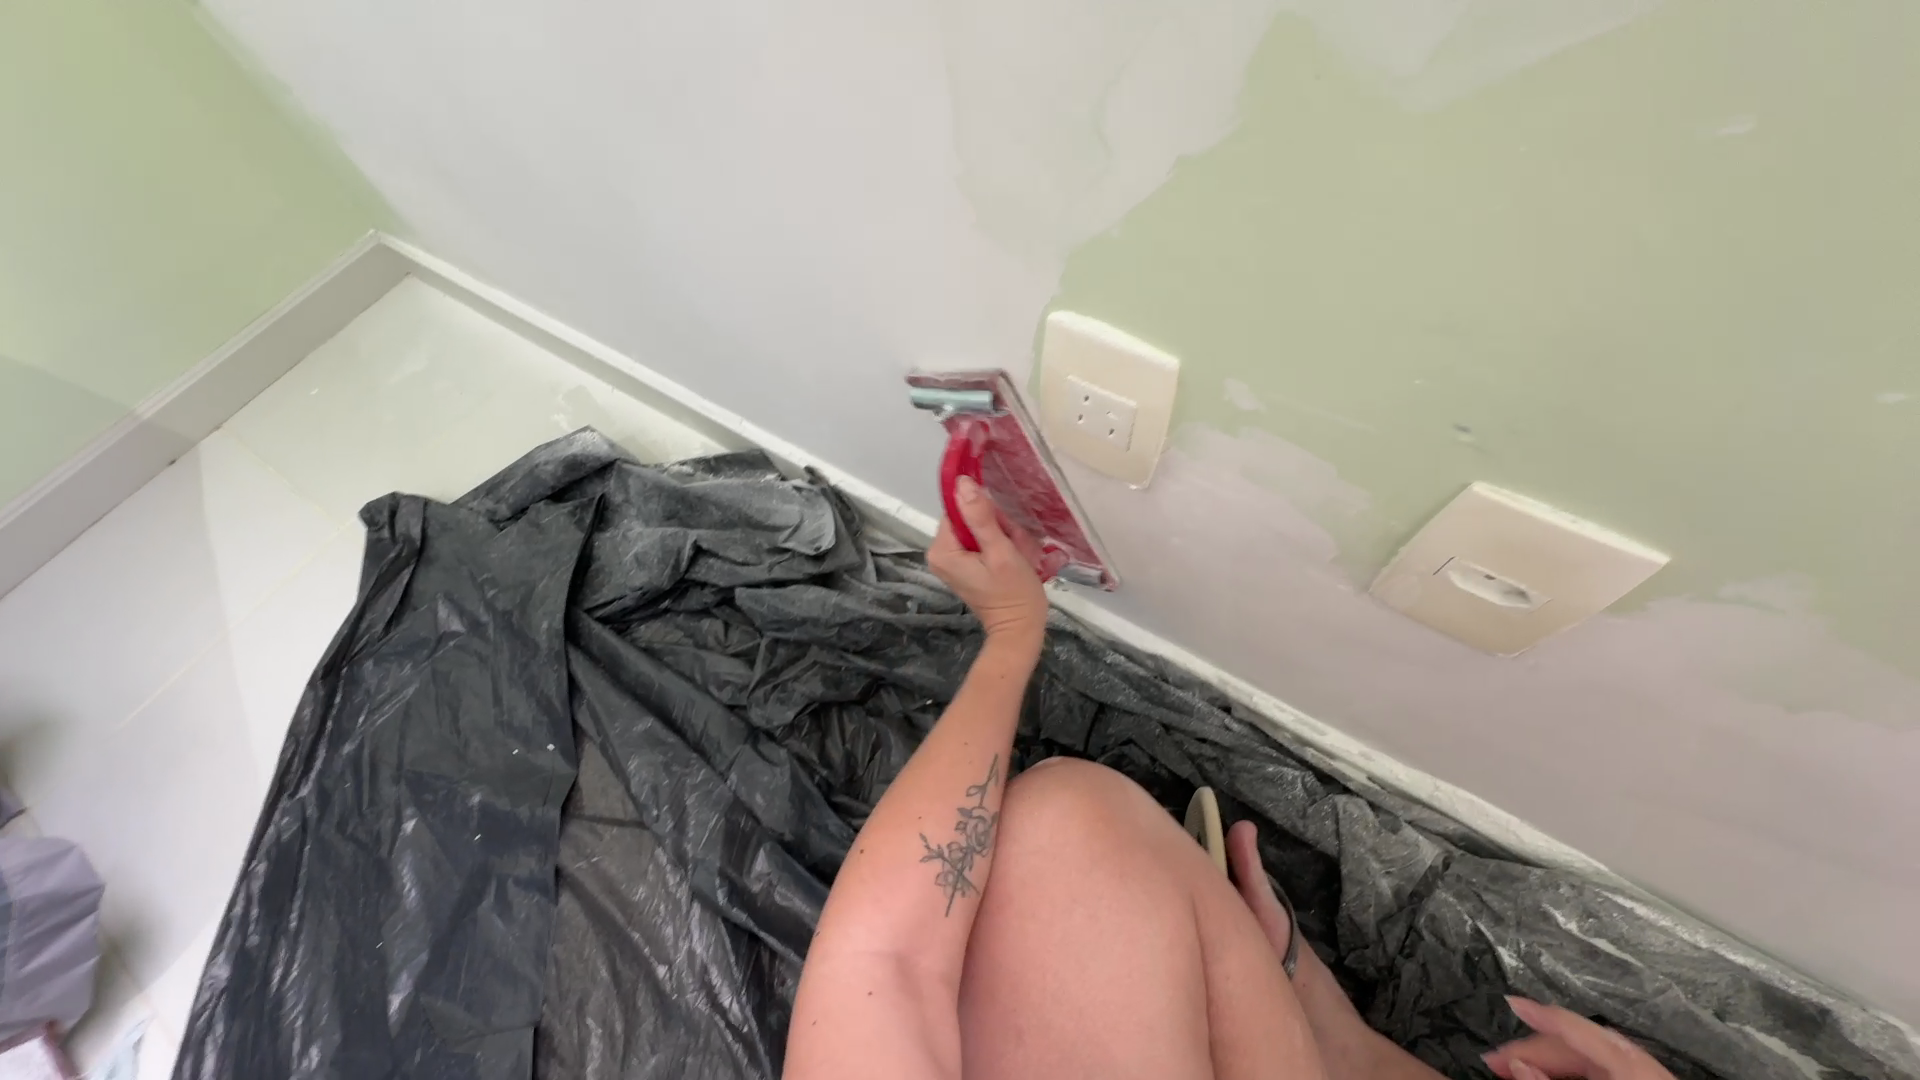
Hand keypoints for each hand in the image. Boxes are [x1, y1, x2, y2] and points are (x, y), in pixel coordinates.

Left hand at [927, 476, 1047, 646]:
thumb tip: (963, 482)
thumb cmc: (1014, 593)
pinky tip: (1014, 560)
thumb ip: (981, 517)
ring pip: (982, 527)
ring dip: (1005, 537)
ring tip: (1018, 556)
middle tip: (1016, 548)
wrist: (1020, 630)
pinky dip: (1002, 547)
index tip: (1005, 530)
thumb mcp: (1001, 552)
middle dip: (999, 528)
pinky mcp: (965, 565)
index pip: (960, 508)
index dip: (987, 512)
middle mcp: (940, 552)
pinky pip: (983, 541)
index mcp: (942, 549)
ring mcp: (952, 559)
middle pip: (971, 517)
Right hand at [1485, 997, 1676, 1079]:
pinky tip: (1545, 1073)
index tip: (1509, 1001)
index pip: (1588, 1032)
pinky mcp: (1645, 1078)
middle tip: (1495, 1060)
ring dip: (1547, 1057)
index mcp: (1637, 1068)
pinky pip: (1602, 1066)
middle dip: (1535, 1047)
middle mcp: (1646, 1065)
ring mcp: (1648, 1073)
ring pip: (1590, 1055)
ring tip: (1512, 1067)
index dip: (1546, 1014)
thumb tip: (1515, 1063)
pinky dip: (1570, 1068)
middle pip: (1584, 1044)